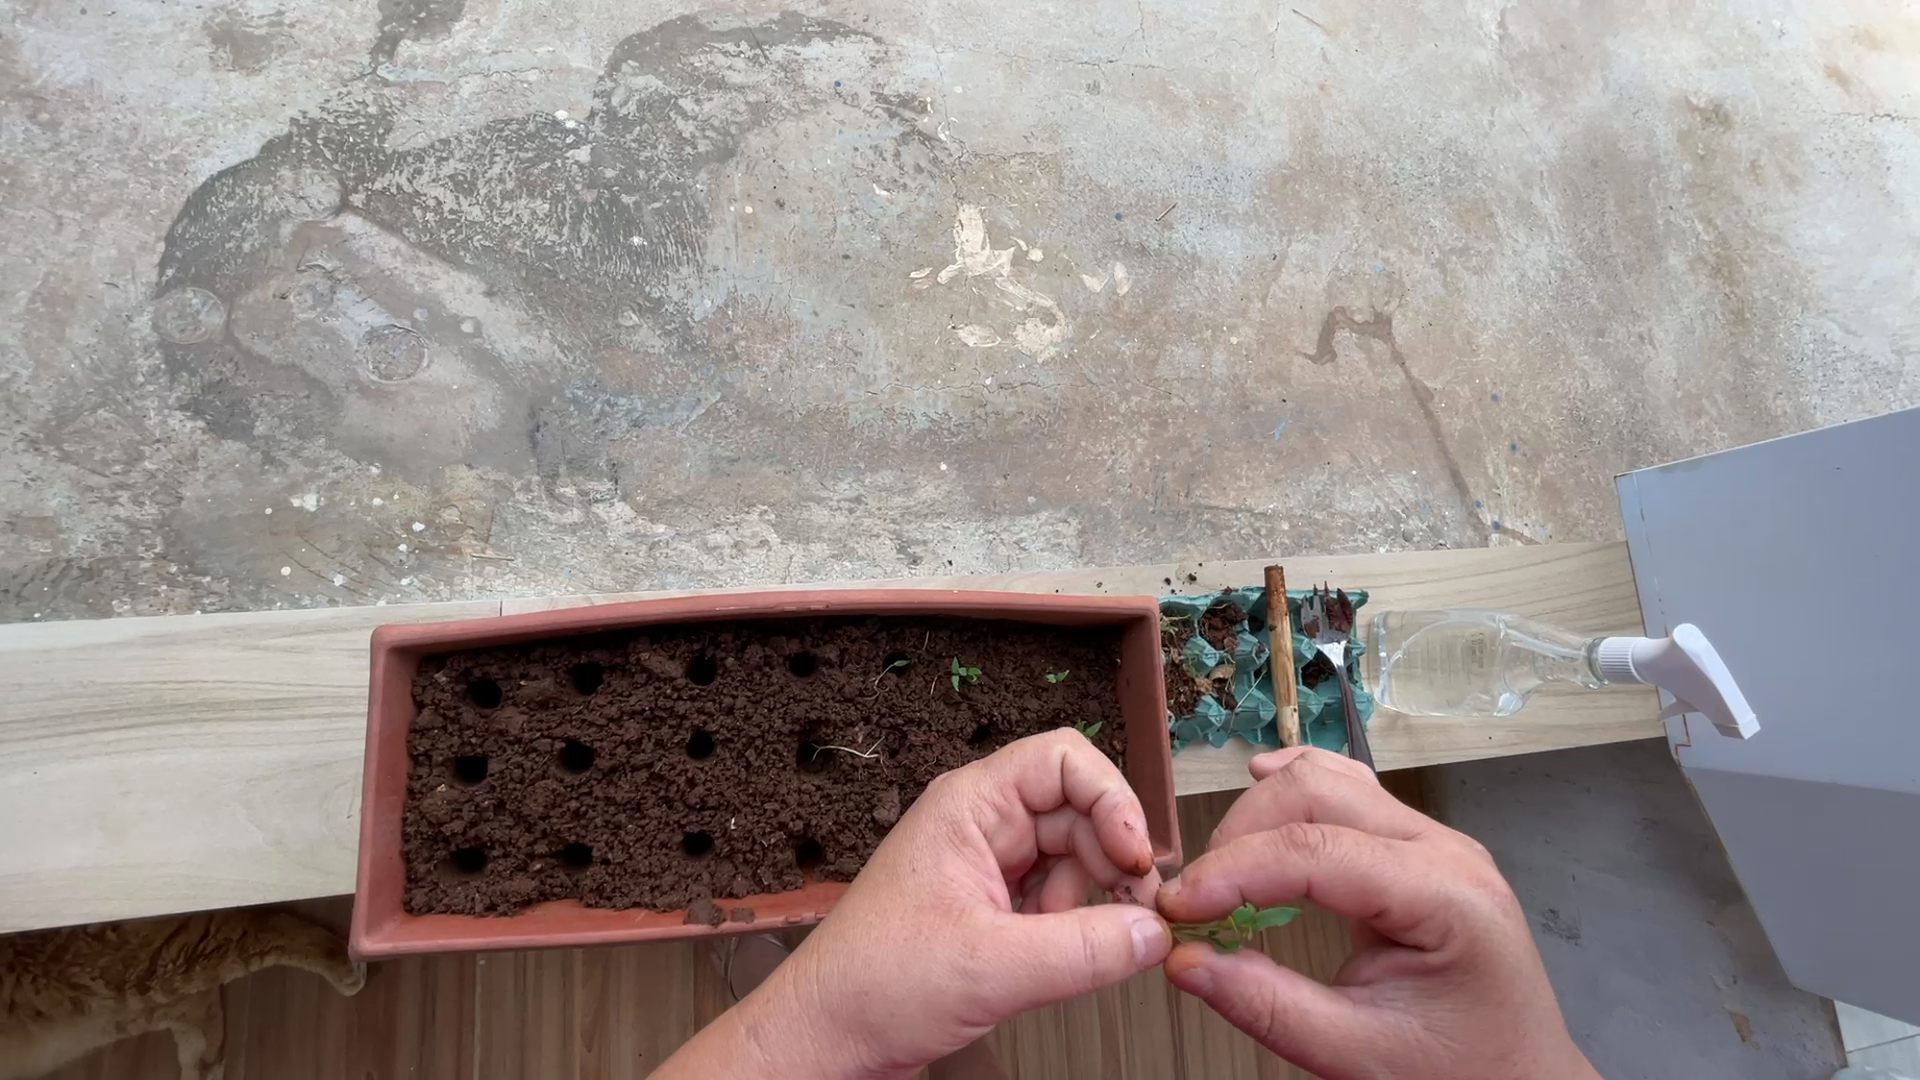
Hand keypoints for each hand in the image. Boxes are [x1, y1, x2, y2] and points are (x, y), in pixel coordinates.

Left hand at [655, 729, 1169, 1078]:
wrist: (828, 1037)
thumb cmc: (876, 983)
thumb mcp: (988, 967)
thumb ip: (1082, 950)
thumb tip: (1153, 931)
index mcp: (971, 803)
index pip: (1060, 760)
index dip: (1110, 796)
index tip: (1137, 854)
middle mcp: (984, 821)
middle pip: (1077, 808)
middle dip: (1114, 853)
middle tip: (1144, 909)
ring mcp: (991, 861)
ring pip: (1073, 853)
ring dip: (1097, 893)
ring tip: (1105, 941)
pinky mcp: (996, 903)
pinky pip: (1057, 893)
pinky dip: (1077, 921)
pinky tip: (1073, 954)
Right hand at [1158, 747, 1599, 1079]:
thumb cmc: (1456, 1077)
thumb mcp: (1360, 1059)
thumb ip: (1266, 1005)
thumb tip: (1180, 958)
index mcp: (1446, 898)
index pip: (1315, 852)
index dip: (1233, 871)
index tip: (1176, 905)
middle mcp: (1442, 845)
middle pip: (1313, 792)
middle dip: (1240, 834)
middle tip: (1200, 894)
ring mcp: (1429, 832)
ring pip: (1321, 775)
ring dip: (1257, 809)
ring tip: (1223, 865)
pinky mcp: (1409, 835)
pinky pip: (1341, 781)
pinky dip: (1291, 781)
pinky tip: (1259, 782)